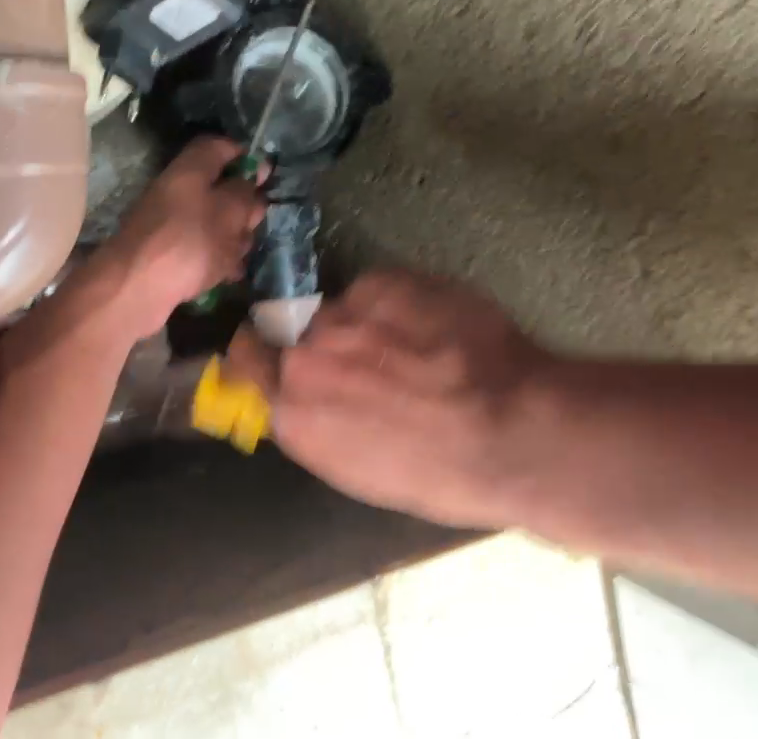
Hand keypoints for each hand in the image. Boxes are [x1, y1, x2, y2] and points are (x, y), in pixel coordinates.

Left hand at [91, 137, 266, 337]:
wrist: (137, 288)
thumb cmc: (189, 241)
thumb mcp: (229, 211)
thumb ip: (246, 192)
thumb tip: (254, 175)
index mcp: (190, 170)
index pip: (218, 147)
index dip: (244, 156)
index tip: (264, 176)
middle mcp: (178, 192)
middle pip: (220, 189)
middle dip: (243, 208)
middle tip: (253, 226)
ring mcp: (171, 224)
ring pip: (214, 222)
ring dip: (233, 237)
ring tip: (239, 257)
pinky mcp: (168, 253)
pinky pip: (200, 249)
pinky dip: (216, 259)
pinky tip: (228, 275)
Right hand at [228, 270, 549, 527]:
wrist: (513, 430)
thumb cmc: (442, 475)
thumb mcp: (359, 472)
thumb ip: (317, 424)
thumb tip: (308, 400)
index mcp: (293, 412)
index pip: (245, 359)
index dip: (261, 354)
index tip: (277, 355)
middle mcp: (305, 358)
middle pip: (297, 333)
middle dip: (325, 346)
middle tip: (371, 363)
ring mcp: (344, 314)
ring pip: (341, 309)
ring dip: (363, 324)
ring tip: (413, 346)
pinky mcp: (385, 281)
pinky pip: (378, 289)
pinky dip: (399, 304)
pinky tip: (435, 327)